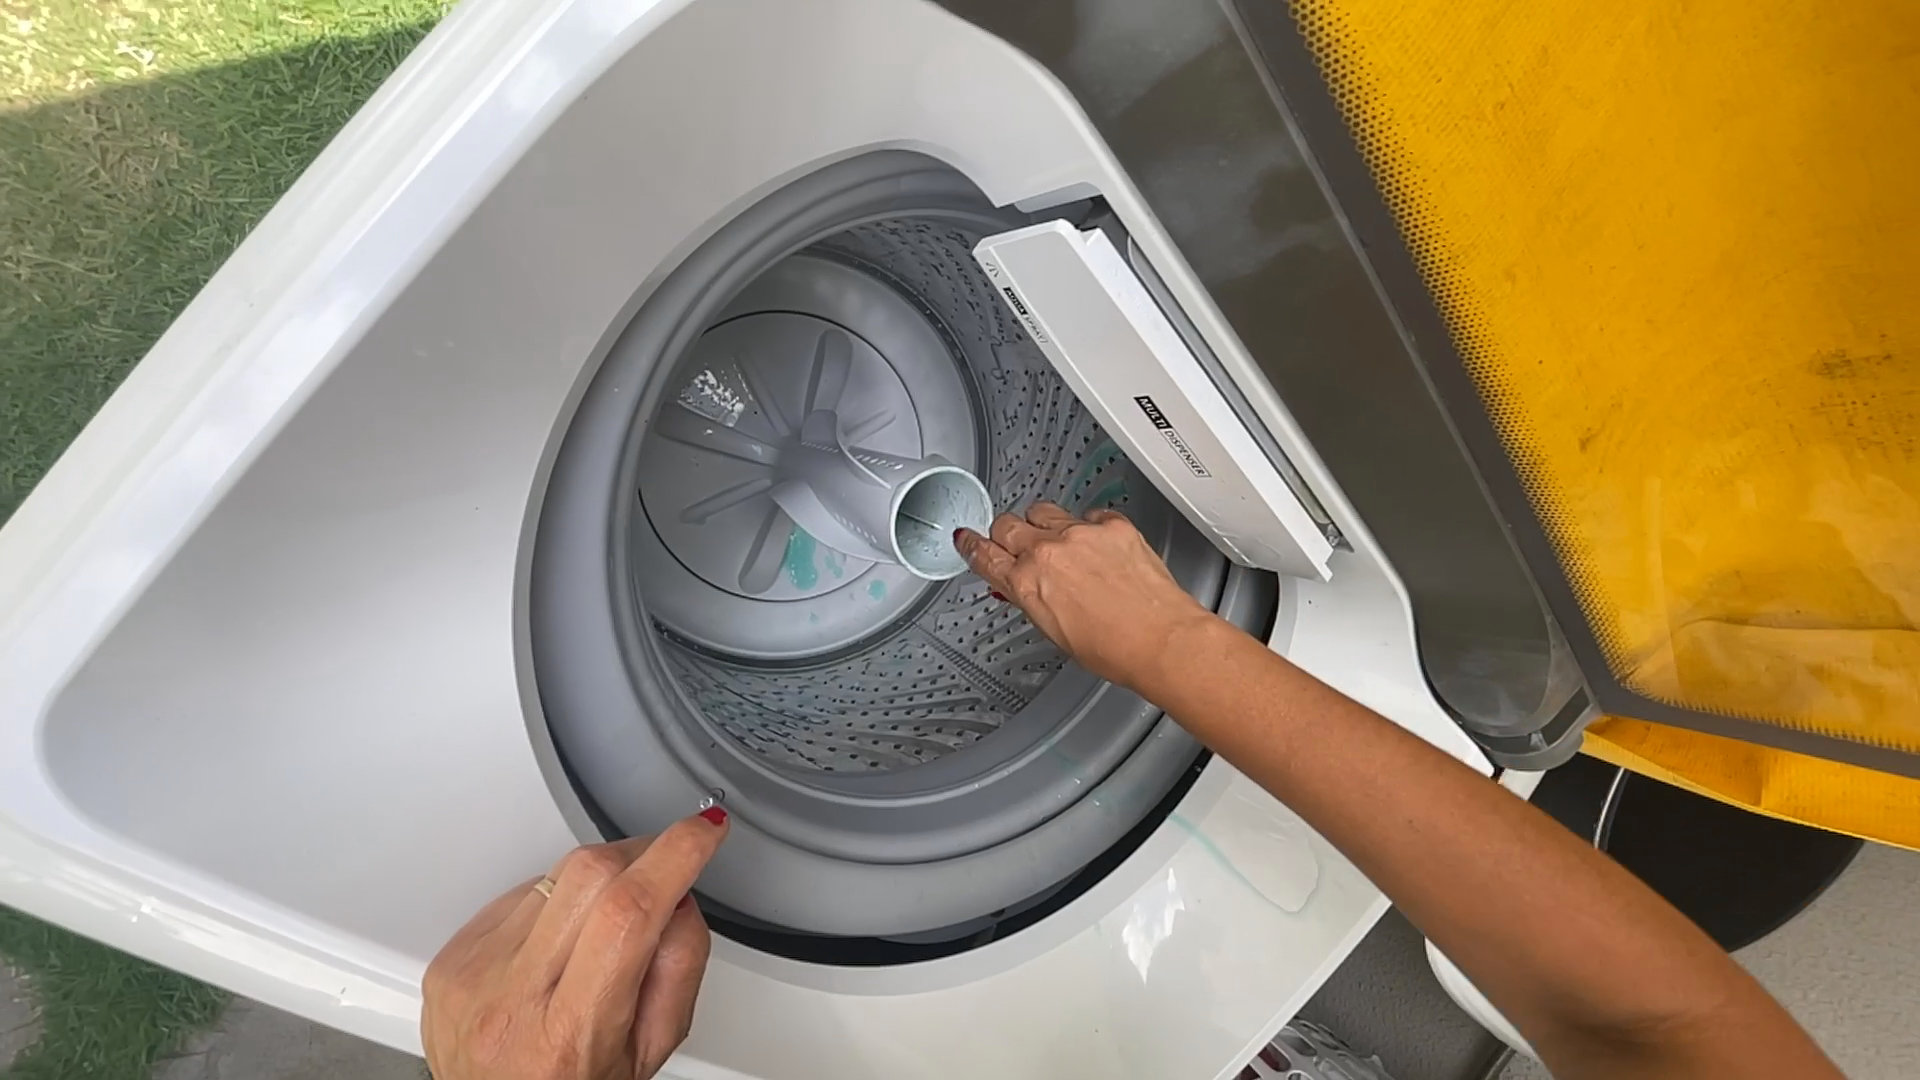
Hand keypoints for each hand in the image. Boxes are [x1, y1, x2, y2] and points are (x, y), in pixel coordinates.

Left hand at [421, 810, 729, 1079]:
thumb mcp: (654, 1047)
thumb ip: (683, 963)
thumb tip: (680, 894)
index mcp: (568, 1032)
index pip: (628, 911)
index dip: (676, 853)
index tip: (706, 829)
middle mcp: (511, 999)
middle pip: (593, 872)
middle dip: (645, 855)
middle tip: (662, 877)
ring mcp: (474, 973)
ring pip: (563, 870)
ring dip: (604, 877)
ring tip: (602, 929)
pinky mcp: (452, 955)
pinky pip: (527, 887)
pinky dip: (562, 897)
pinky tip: (562, 940)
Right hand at [955, 502, 1216, 690]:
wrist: (1162, 639)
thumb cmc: (1114, 648)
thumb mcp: (1054, 632)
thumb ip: (1031, 599)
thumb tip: (1022, 588)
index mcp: (1026, 583)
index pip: (984, 555)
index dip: (972, 546)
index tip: (967, 539)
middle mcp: (1048, 551)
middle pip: (1007, 525)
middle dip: (1007, 535)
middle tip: (1014, 543)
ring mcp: (1080, 533)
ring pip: (1042, 510)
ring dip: (1042, 524)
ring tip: (1057, 541)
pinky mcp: (1112, 524)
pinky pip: (1087, 513)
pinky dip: (1086, 525)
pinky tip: (1095, 543)